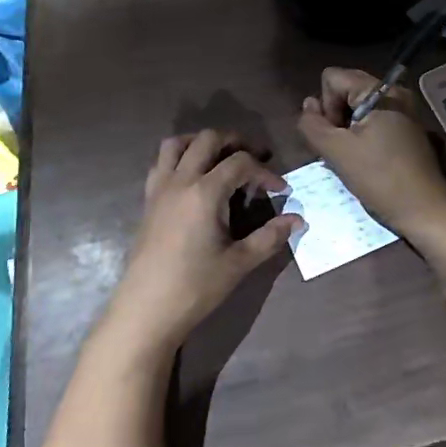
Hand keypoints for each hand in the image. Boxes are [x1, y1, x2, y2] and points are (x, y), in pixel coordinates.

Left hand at [106, 130, 302, 348]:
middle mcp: (180, 180)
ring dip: (201, 142)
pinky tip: (192, 177)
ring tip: (220, 157)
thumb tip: (297, 219)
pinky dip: (179, 157)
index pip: (241, 163)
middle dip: (235, 142)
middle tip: (255, 158)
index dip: (265, 172)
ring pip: (176, 144)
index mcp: (205, 191)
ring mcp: (160, 187)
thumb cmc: (197, 285)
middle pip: (208, 140)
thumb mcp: (240, 262)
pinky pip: (161, 163)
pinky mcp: (148, 199)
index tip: (281, 190)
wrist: (148, 306)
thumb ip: (270, 236)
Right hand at [297, 67, 445, 233]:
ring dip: (347, 128)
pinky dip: (362, 134)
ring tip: (353, 155)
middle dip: (335, 116)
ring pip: (358, 106)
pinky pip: (373, 118)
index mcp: (379, 91)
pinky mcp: (408, 127)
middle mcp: (395, 92)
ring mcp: (404, 109)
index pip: (332, 78)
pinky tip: (366, 158)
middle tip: (341, 147)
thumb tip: (308, 105)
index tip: (335, 135)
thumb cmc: (379, 178)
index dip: (325, 105)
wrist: (425, 210)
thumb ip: (311, 123)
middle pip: (345, 89)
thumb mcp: (335, 151)